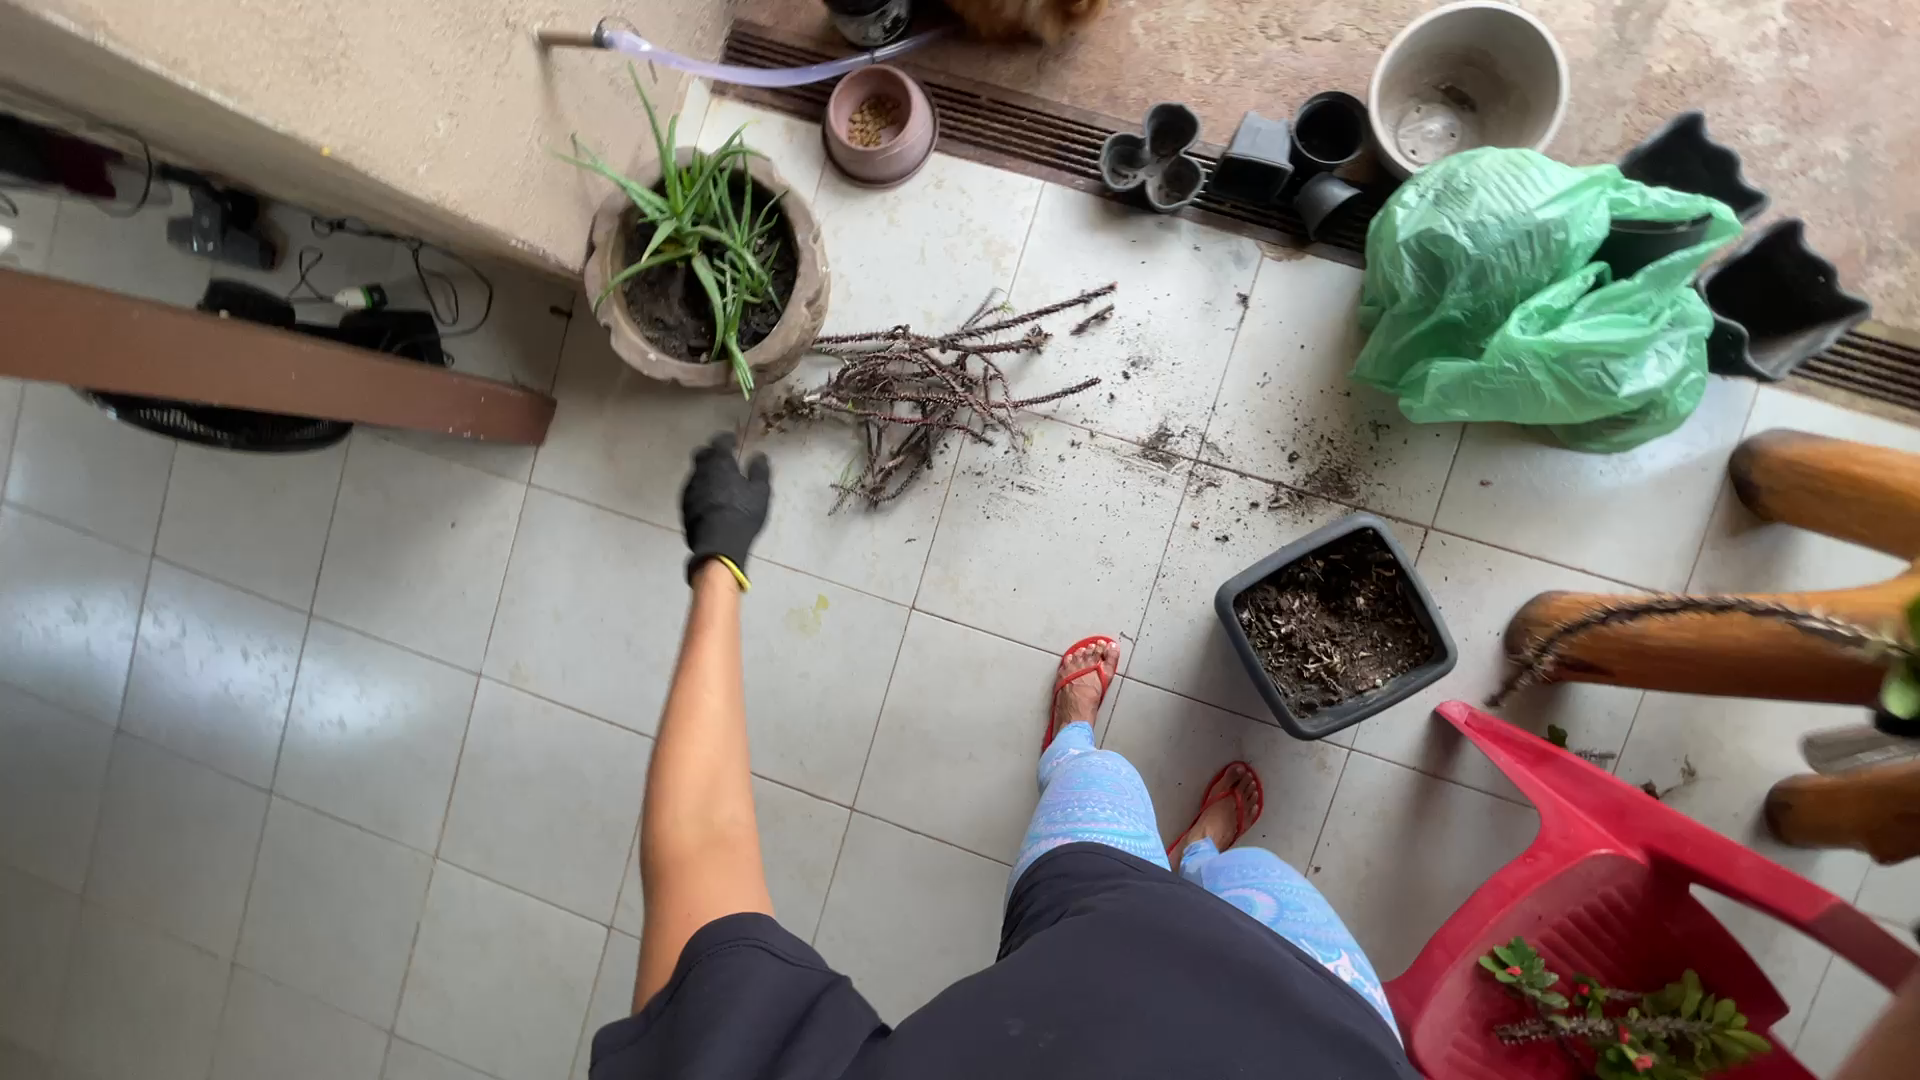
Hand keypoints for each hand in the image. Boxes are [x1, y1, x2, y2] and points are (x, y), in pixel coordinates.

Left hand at [680, 432, 770, 587]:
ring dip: (707, 474)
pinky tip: (712, 500)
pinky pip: (694, 491)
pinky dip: (702, 490)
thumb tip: (758, 456)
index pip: (719, 441)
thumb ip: (759, 471)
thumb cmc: (744, 513)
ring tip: (719, 482)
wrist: (718, 543)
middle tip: (723, 459)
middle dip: (711, 453)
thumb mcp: (760, 492)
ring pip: (697, 474)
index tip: (732, 439)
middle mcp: (700, 472)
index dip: (726, 438)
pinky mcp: (685, 507)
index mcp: (719, 463)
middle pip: (701, 454)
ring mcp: (689, 490)